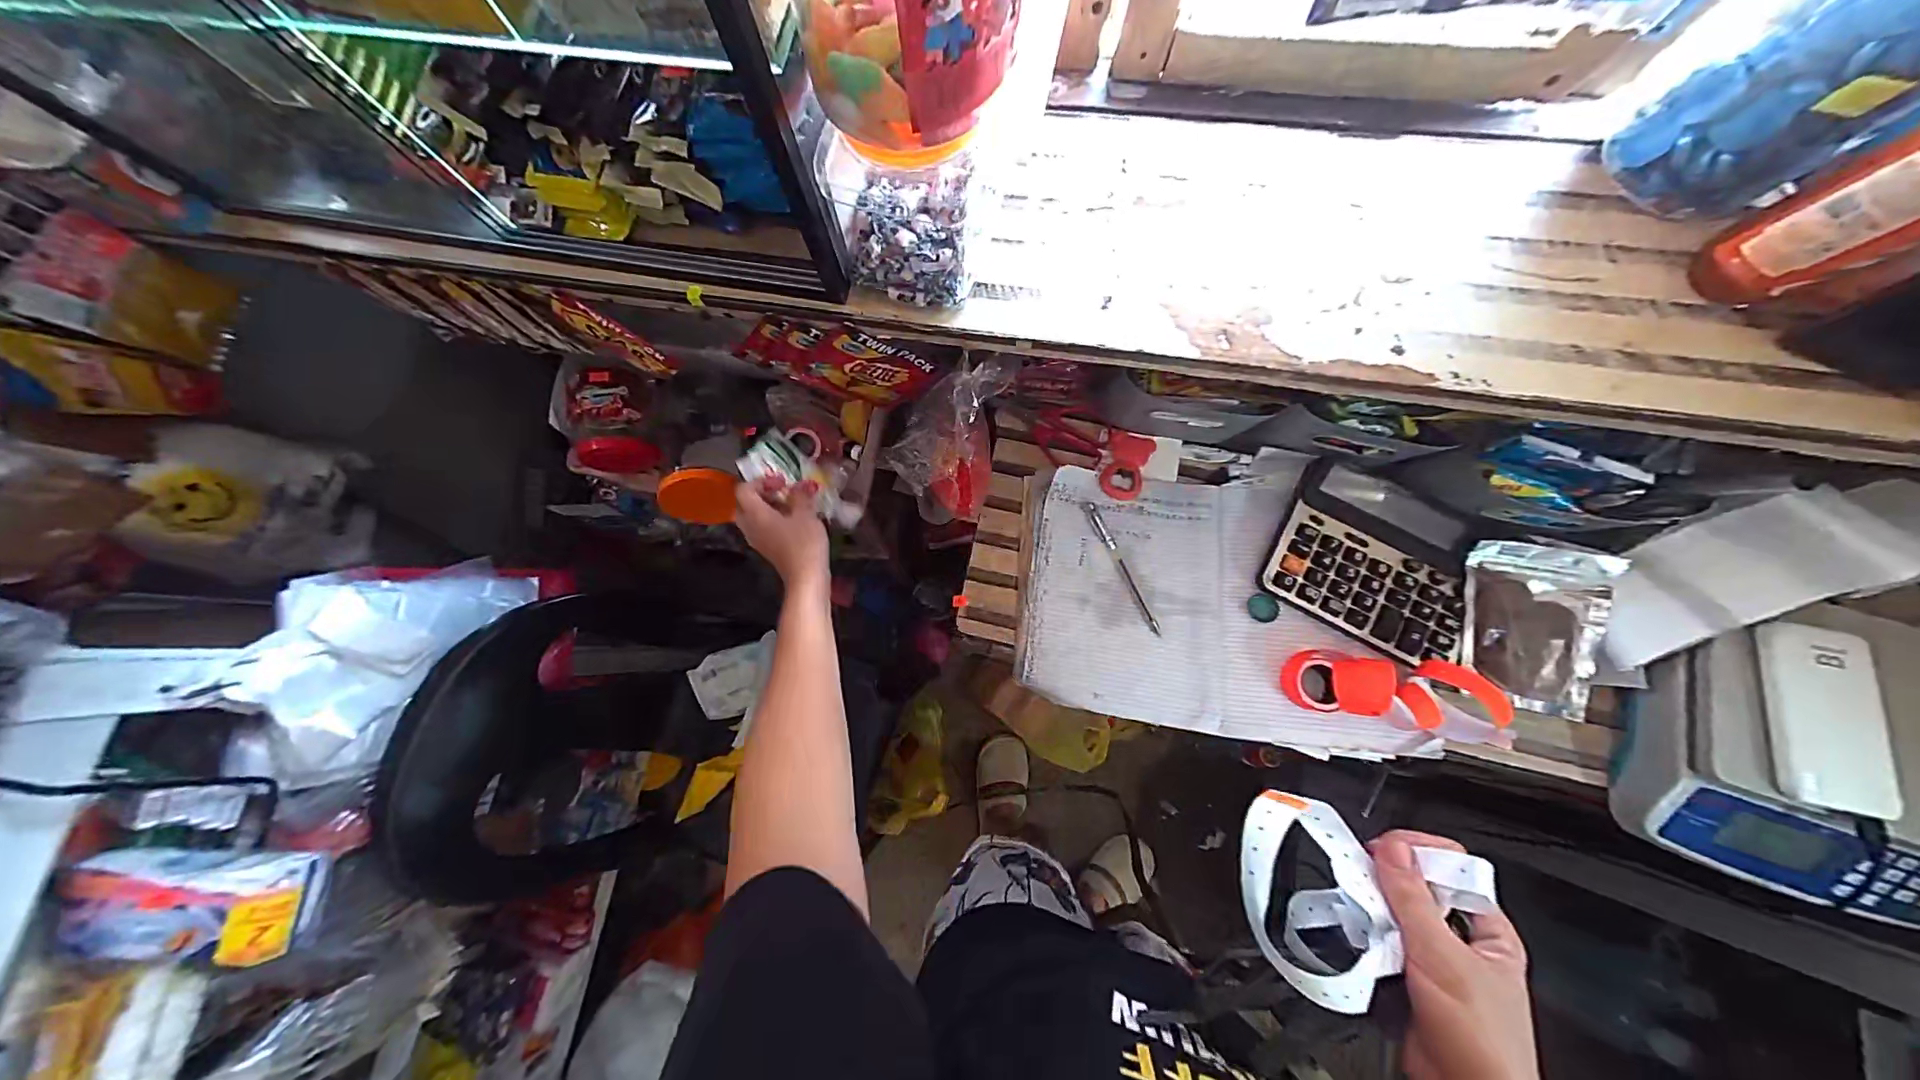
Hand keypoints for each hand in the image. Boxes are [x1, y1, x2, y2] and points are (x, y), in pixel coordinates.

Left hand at [735, 481, 828, 590]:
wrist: (806, 578)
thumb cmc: (804, 543)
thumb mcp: (806, 514)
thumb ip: (800, 495)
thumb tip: (800, 486)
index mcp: (755, 514)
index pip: (744, 489)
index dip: (760, 481)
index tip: (781, 482)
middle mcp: (750, 526)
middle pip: (745, 503)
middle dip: (762, 493)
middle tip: (782, 491)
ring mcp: (756, 540)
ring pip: (752, 516)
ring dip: (768, 506)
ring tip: (790, 505)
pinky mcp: (766, 549)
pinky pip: (761, 528)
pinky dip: (772, 519)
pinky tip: (793, 521)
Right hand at [1368, 830, 1537, 1079]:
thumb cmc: (1485, 1045)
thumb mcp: (1444, 957)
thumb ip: (1413, 900)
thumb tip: (1394, 850)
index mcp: (1488, 929)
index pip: (1451, 868)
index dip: (1419, 854)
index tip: (1387, 849)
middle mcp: (1460, 940)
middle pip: (1415, 888)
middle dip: (1387, 885)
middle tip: (1369, 882)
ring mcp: (1431, 958)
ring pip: (1392, 914)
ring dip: (1374, 915)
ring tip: (1369, 921)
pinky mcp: (1403, 975)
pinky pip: (1377, 941)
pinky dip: (1365, 939)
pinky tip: (1364, 945)